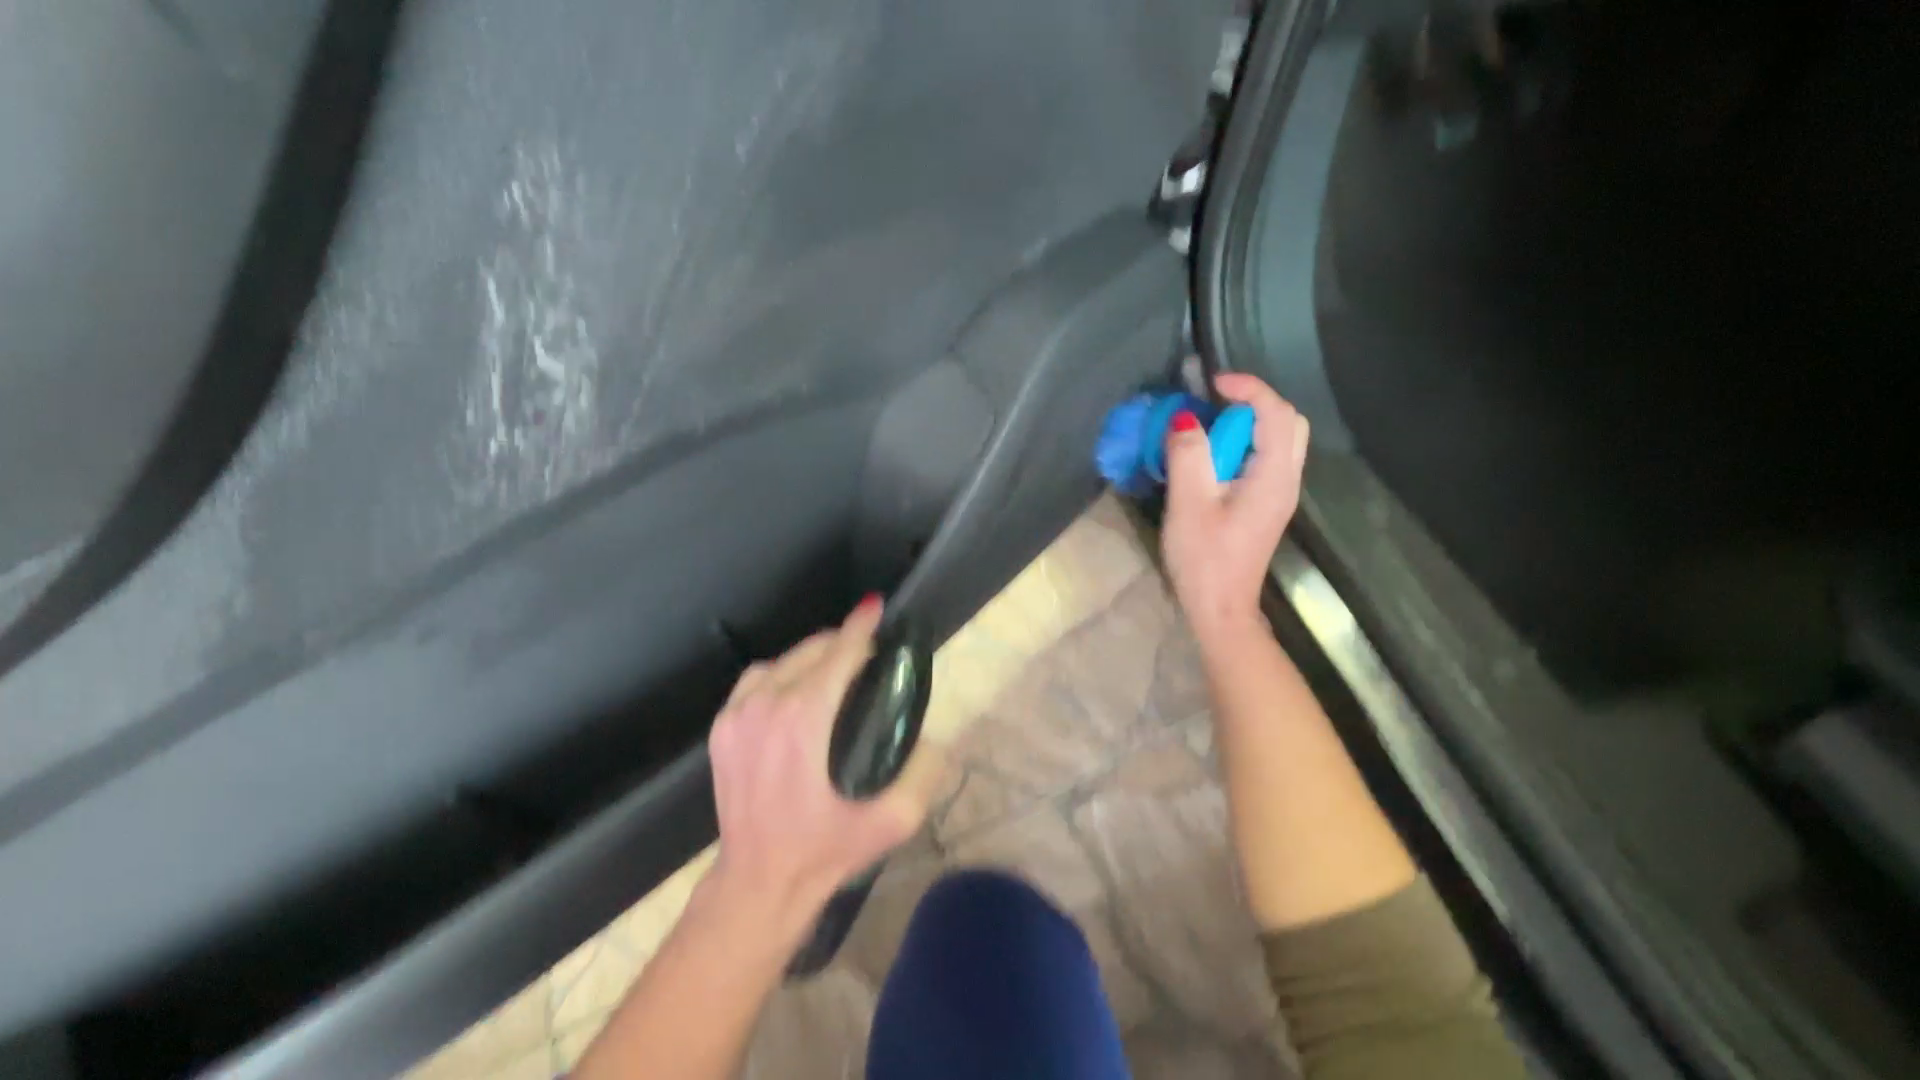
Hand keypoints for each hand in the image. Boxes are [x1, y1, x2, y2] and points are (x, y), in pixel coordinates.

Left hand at [704, 596, 941, 942]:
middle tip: (869, 657)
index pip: (838, 655)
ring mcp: (736, 716)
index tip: (876, 608)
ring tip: (836, 670)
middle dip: (842, 644)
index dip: (861, 628)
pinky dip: (780, 674)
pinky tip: (798, 690)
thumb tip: (933, 736)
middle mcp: (765, 707)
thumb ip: (922, 771)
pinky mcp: (721, 730)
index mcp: (803, 720)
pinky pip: (754, 681)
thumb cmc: (825, 851)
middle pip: (810, 651)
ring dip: (812, 657)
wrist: (758, 883)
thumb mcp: (891, 820)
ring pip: (781, 662)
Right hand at [1161, 373, 1309, 646]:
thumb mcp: (1189, 503)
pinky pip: (1263, 458)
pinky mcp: (1265, 505)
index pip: (1277, 413)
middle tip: (1215, 404)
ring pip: (1277, 440)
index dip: (1249, 388)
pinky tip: (1211, 457)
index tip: (1213, 383)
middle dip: (1254, 403)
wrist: (1220, 609)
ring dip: (1246, 424)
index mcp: (1274, 476)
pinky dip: (1242, 444)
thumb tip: (1185, 419)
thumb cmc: (1205, 559)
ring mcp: (1278, 494)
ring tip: (1207, 428)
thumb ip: (1189, 454)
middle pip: (1288, 423)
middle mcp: (1285, 480)